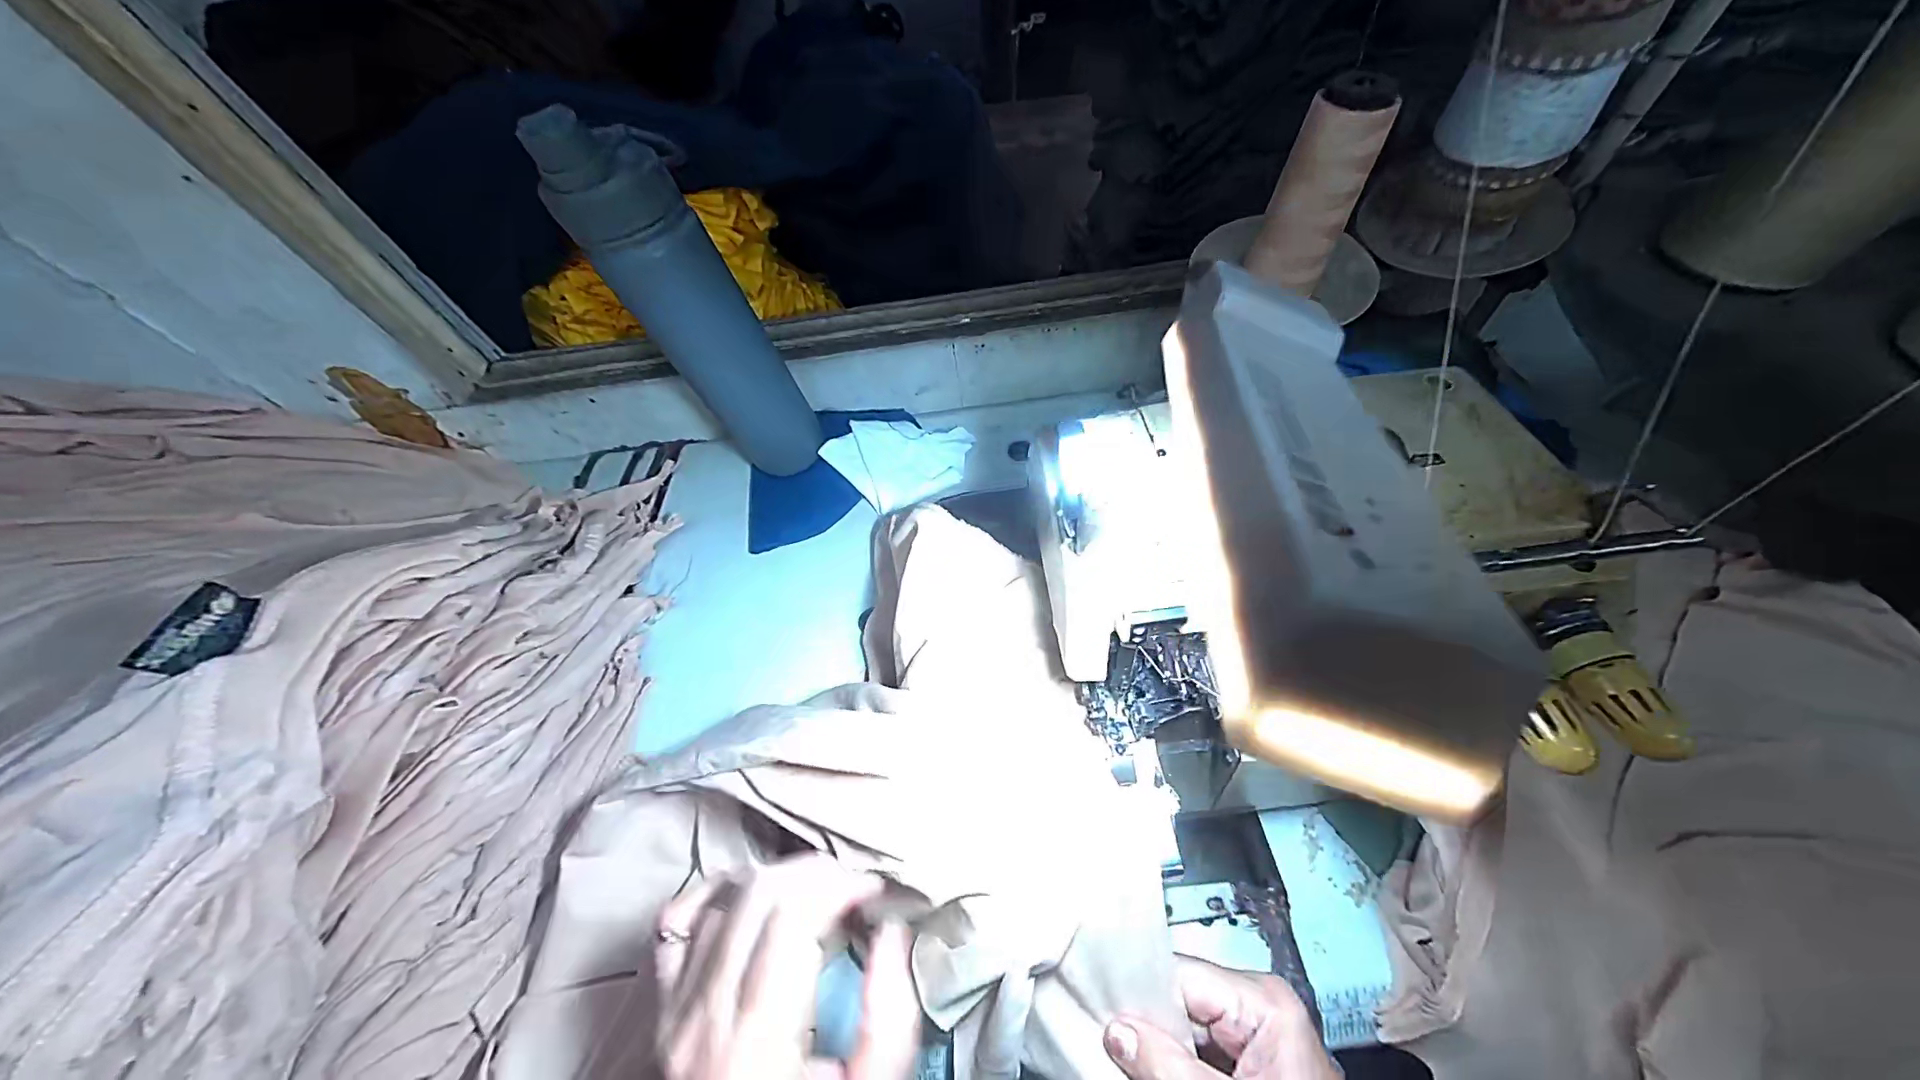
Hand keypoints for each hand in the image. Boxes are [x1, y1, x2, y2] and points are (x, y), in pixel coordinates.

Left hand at [655, 854, 919, 1079]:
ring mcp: (675, 1010)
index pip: (793, 917)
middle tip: (852, 883)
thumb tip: (890, 934)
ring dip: (776, 877)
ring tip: (816, 888)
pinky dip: (717, 893)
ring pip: (721, 900)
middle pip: (757, 896)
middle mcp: (704, 1015)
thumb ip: (888, 1024)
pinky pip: (677, 923)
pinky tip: (752, 893)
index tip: (876, 889)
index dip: (840, 886)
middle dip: (814, 872)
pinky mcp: (662, 1008)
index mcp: (755, 1043)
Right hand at [1103, 956, 1339, 1079]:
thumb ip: (1169, 1068)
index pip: (1180, 975)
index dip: (1138, 996)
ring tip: (1134, 1061)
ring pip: (1185, 1025)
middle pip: (1181, 998)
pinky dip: (1177, 1061)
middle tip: (1116, 1046)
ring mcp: (1255, 1030)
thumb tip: (1117, 1031)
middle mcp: (1260, 1003)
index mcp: (1265, 1001)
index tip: (1103, 1013)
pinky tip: (1158, 1069)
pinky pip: (1199, 1045)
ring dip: (1160, 1046)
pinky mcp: (1250, 1057)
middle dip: (1150, 1026)